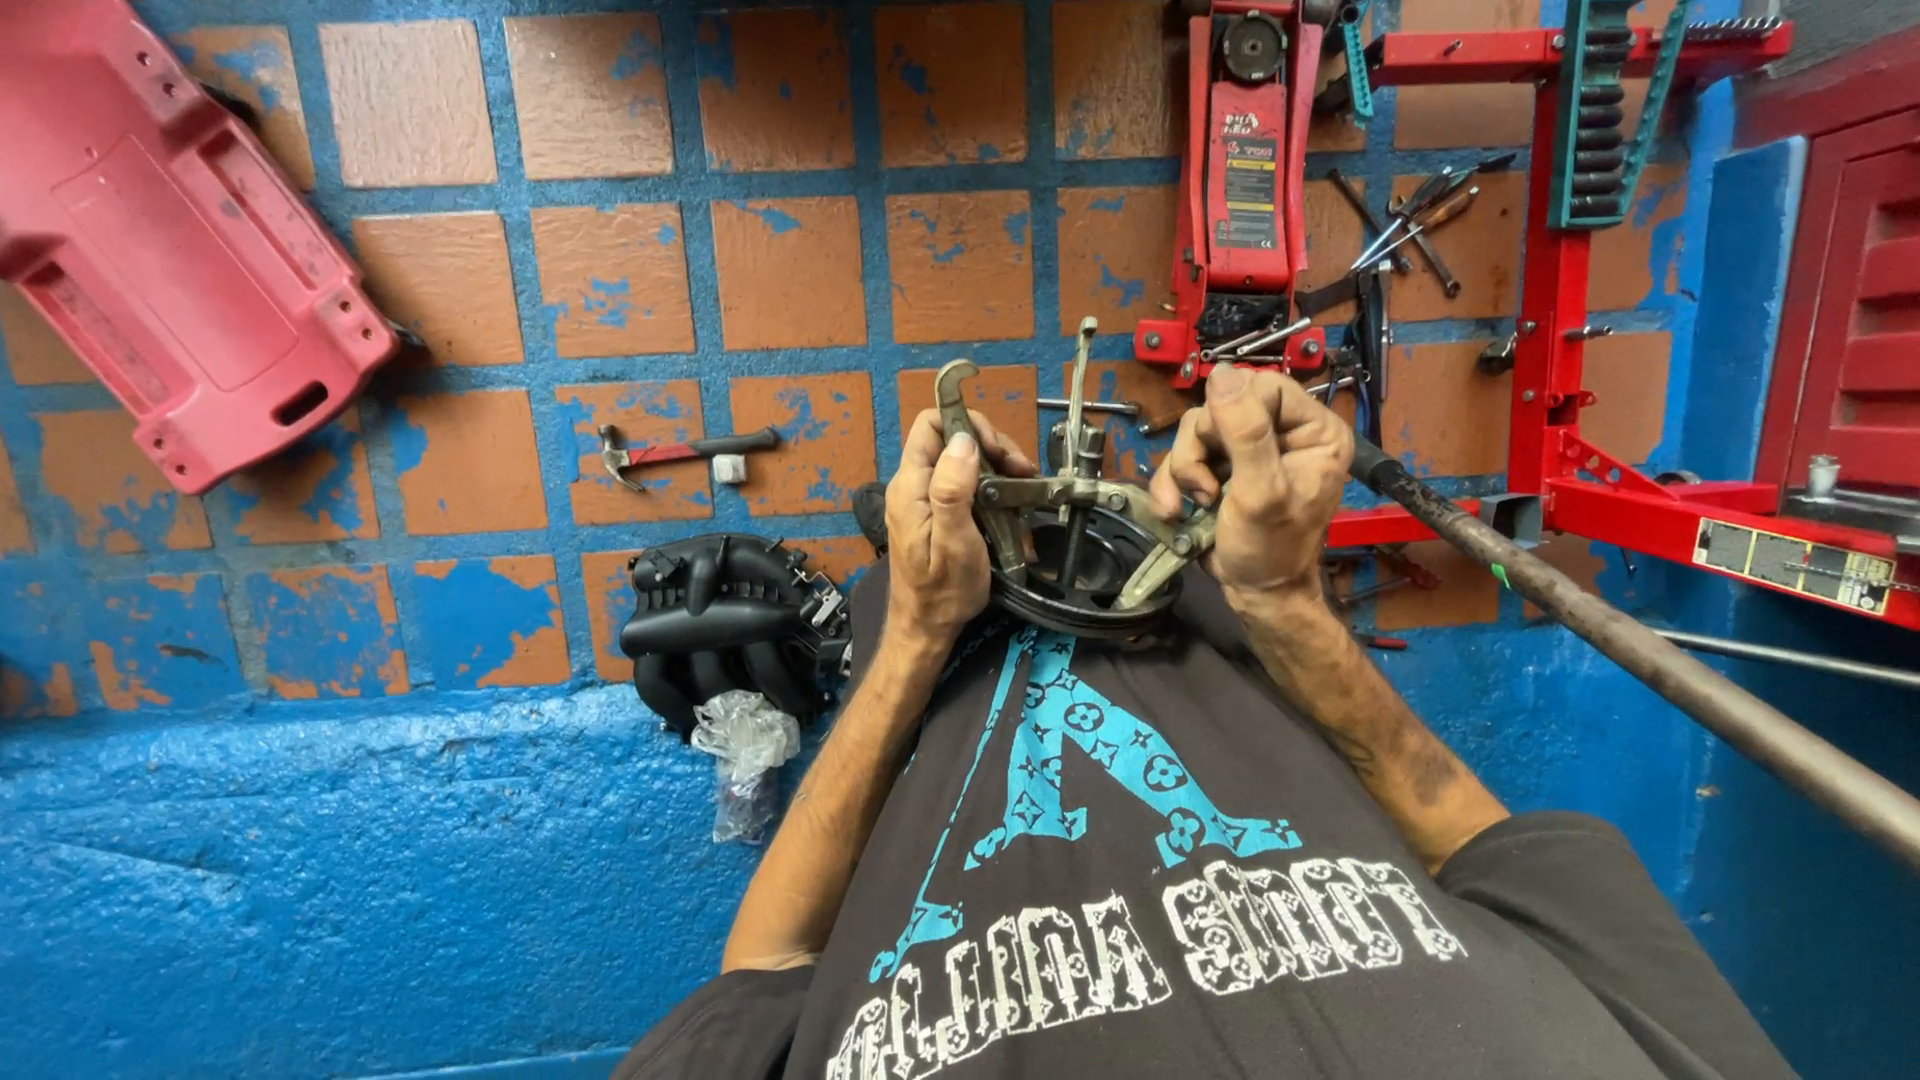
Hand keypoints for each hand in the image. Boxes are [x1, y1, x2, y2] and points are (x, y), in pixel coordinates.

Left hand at [885, 408, 1035, 647]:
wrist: (927, 627)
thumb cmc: (943, 592)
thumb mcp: (954, 542)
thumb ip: (954, 490)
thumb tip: (963, 440)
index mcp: (911, 486)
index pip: (931, 424)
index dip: (968, 425)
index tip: (999, 451)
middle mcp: (913, 484)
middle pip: (951, 438)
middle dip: (991, 446)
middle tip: (1022, 471)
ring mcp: (924, 498)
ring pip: (961, 458)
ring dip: (996, 465)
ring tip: (1023, 485)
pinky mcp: (936, 511)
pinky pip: (963, 482)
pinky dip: (990, 485)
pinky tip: (1010, 501)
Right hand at [1148, 363, 1353, 606]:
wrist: (1255, 593)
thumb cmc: (1270, 549)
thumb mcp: (1260, 492)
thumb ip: (1246, 432)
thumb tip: (1221, 374)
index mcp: (1313, 432)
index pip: (1266, 386)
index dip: (1233, 410)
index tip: (1221, 446)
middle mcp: (1282, 434)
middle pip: (1222, 406)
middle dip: (1200, 448)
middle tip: (1206, 487)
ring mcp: (1247, 451)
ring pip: (1196, 430)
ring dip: (1183, 469)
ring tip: (1194, 503)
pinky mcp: (1219, 468)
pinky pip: (1183, 455)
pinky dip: (1172, 482)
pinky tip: (1176, 509)